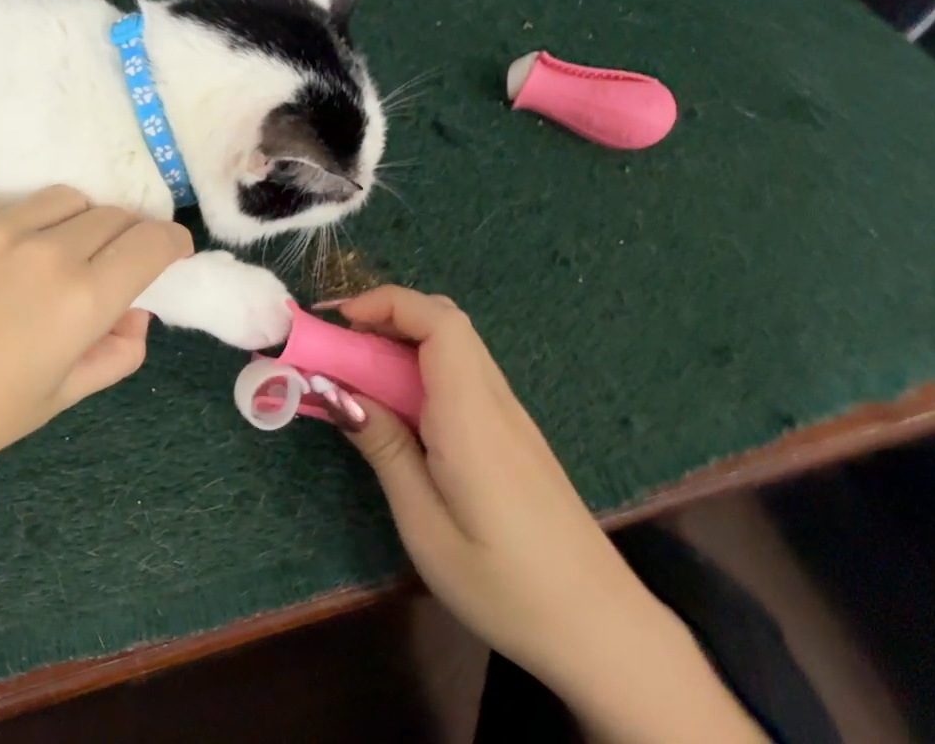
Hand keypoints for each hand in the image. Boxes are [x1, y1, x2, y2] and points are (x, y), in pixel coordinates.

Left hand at [0, 186, 192, 497]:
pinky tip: (5, 261)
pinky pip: (12, 206)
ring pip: (66, 198)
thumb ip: (121, 348)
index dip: (171, 242)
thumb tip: (137, 310)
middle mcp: (45, 251)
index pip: (152, 241)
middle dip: (128, 237)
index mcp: (82, 299)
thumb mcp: (69, 393)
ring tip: (60, 254)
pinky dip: (26, 225)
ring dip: (79, 221)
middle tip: (114, 264)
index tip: (169, 253)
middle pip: (114, 215)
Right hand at [321, 287, 666, 687]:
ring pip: (454, 350)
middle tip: (333, 350)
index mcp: (472, 417)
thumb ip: (384, 449)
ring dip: (398, 346)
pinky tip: (394, 414)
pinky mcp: (512, 440)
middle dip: (383, 318)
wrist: (602, 632)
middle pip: (445, 323)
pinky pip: (462, 380)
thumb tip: (336, 392)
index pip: (438, 321)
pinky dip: (419, 374)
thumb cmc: (505, 586)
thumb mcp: (425, 525)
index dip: (384, 303)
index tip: (333, 322)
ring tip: (350, 380)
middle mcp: (496, 404)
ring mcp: (510, 420)